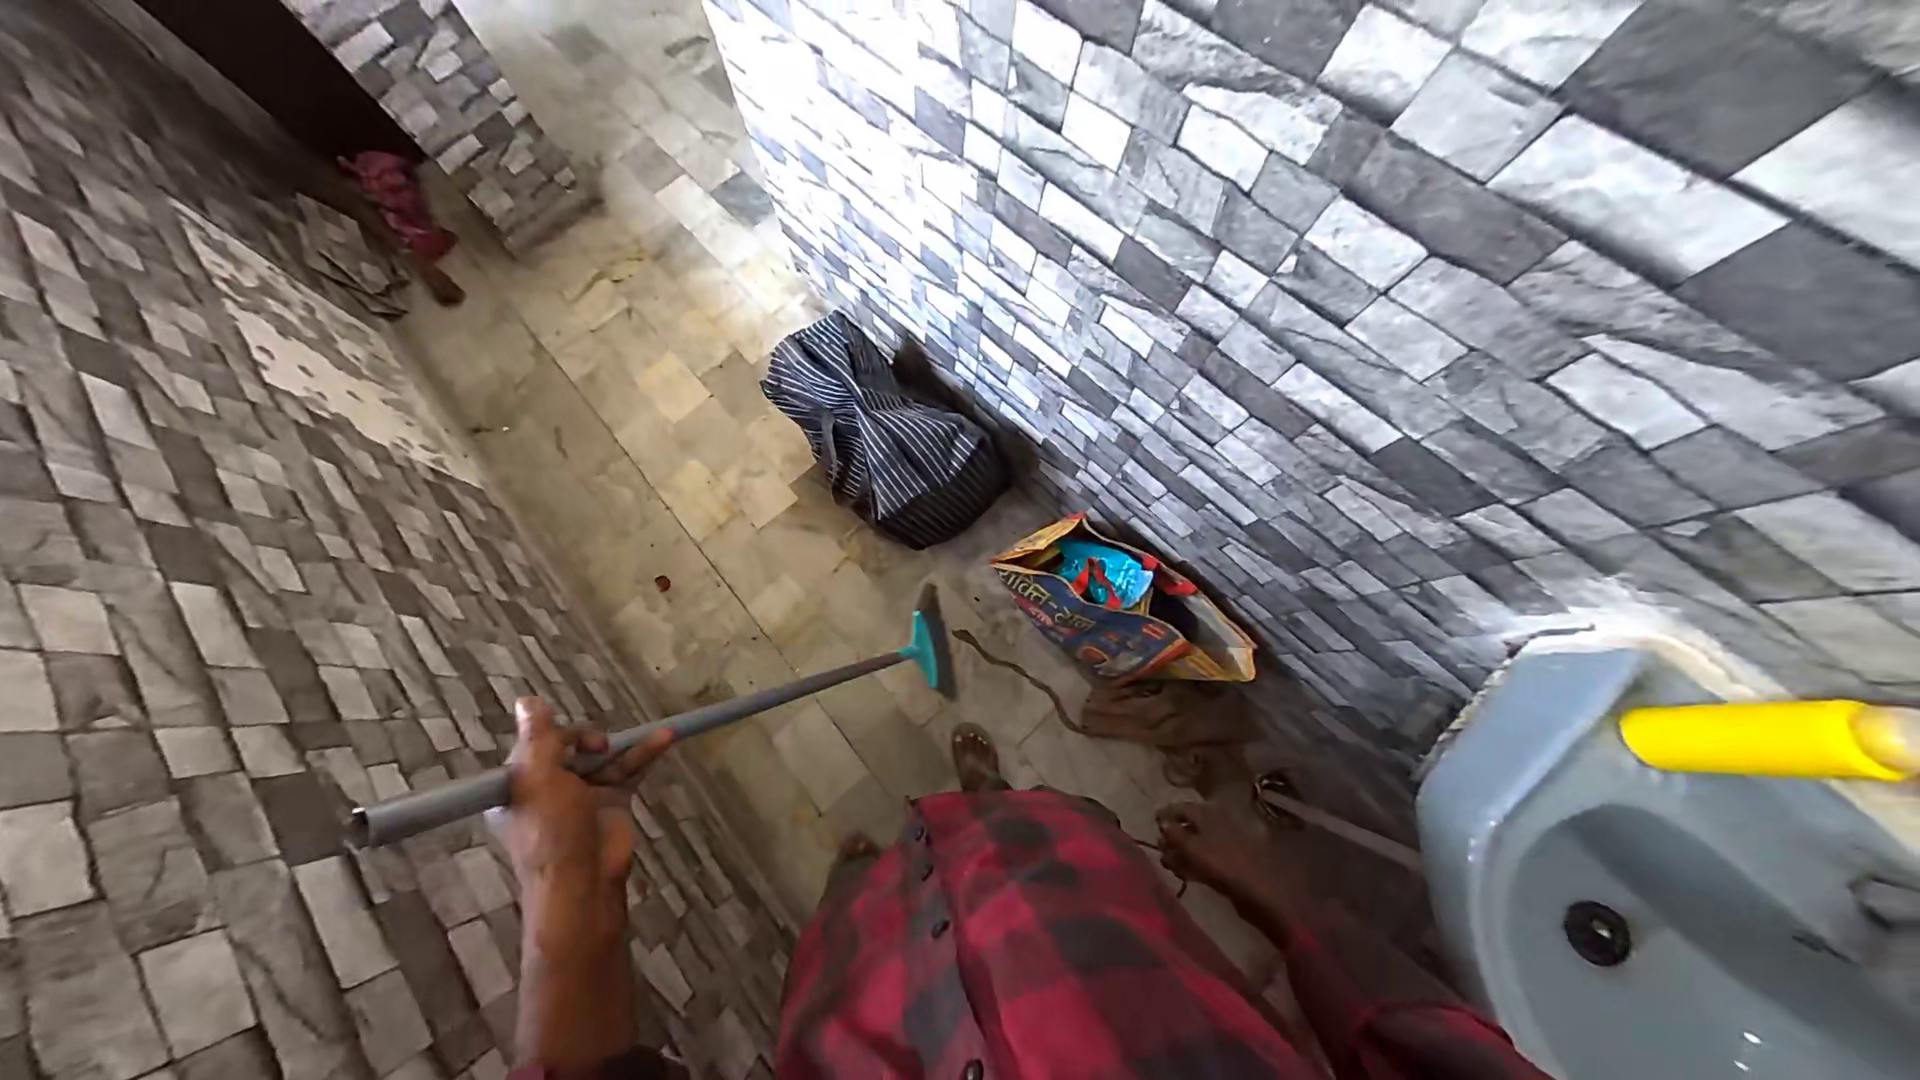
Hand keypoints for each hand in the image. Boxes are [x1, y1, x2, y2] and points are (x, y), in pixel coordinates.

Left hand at [501, 697, 670, 1069]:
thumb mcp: (538, 780)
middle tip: (601, 747)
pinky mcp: (613, 802)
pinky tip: (666, 739)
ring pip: (609, 758)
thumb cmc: (552, 832)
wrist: (583, 881)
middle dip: (594, 741)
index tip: (576, 743)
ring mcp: (584, 795)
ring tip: (662, 732)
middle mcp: (551, 787)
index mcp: (521, 785)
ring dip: (632, 745)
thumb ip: (539, 738)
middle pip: (576, 749)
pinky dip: (646, 755)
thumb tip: (527, 700)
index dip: (559, 737)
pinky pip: (629, 770)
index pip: (539, 745)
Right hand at [1156, 800, 1302, 912]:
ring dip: (1181, 853)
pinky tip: (1183, 874)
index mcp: (1208, 813)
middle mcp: (1217, 823)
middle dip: (1173, 837)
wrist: (1262, 892)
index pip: (1182, 807)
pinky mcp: (1230, 862)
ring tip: (1169, 864)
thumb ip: (1175, 835)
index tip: (1154, 823)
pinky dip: (1193, 864)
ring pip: (1197, 844)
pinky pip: (1206, 859)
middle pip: (1189, 826)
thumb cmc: (1223, 863)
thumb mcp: (1193, 847)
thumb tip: (1162, 823)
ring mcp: (1225, 843)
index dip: (1166, 814)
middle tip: (1160, 848)